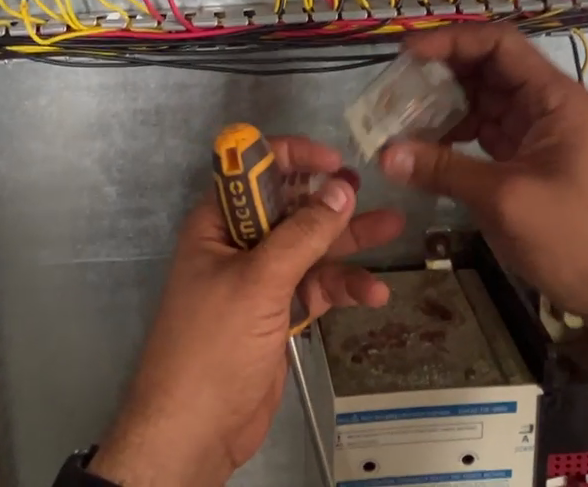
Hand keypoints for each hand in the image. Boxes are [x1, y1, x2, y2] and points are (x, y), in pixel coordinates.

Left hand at [91, 138, 403, 486]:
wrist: (195, 431)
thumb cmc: (213, 344)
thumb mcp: (258, 282)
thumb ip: (303, 235)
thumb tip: (340, 188)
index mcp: (218, 222)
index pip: (252, 171)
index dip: (290, 156)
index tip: (332, 159)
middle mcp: (239, 243)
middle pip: (289, 208)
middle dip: (327, 200)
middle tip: (365, 190)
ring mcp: (261, 279)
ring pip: (310, 248)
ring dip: (348, 242)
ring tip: (393, 227)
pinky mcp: (279, 312)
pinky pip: (317, 287)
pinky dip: (343, 288)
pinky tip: (373, 294)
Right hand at [378, 24, 587, 322]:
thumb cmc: (580, 239)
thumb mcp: (505, 200)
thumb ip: (444, 170)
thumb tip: (385, 153)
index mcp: (554, 98)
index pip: (498, 44)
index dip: (451, 41)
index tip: (406, 54)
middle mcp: (547, 106)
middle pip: (488, 69)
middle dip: (441, 74)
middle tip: (394, 88)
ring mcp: (540, 134)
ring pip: (484, 102)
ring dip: (445, 107)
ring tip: (401, 119)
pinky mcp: (531, 162)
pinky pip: (487, 133)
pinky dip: (456, 136)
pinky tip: (427, 149)